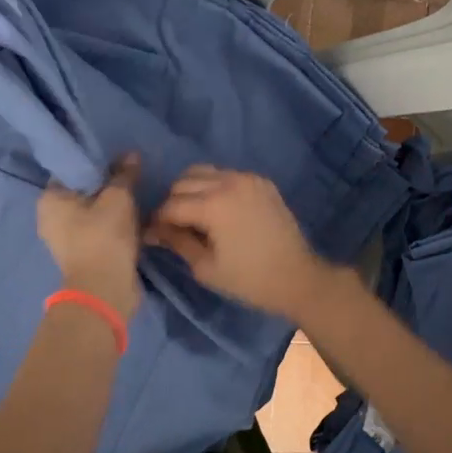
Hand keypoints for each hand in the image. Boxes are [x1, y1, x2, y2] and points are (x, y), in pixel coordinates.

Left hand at [37, 155, 143, 320]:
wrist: (105, 290)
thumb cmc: (103, 236)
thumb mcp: (118, 197)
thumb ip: (124, 173)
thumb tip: (131, 154)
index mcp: (49, 199)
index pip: (71, 168)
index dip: (94, 161)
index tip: (117, 158)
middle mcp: (50, 217)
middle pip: (81, 190)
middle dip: (104, 184)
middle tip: (129, 175)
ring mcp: (64, 239)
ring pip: (91, 211)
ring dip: (110, 205)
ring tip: (134, 195)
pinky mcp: (81, 254)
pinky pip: (97, 229)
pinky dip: (111, 224)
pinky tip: (131, 217)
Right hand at [146, 165, 333, 319]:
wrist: (297, 277)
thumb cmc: (249, 280)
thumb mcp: (206, 267)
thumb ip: (177, 242)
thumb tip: (153, 231)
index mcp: (213, 204)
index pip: (171, 205)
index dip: (157, 221)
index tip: (153, 236)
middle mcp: (228, 182)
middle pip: (184, 182)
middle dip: (173, 203)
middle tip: (174, 227)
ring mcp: (248, 178)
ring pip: (204, 172)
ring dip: (193, 190)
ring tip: (195, 215)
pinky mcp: (261, 182)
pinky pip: (228, 175)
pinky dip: (216, 187)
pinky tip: (220, 210)